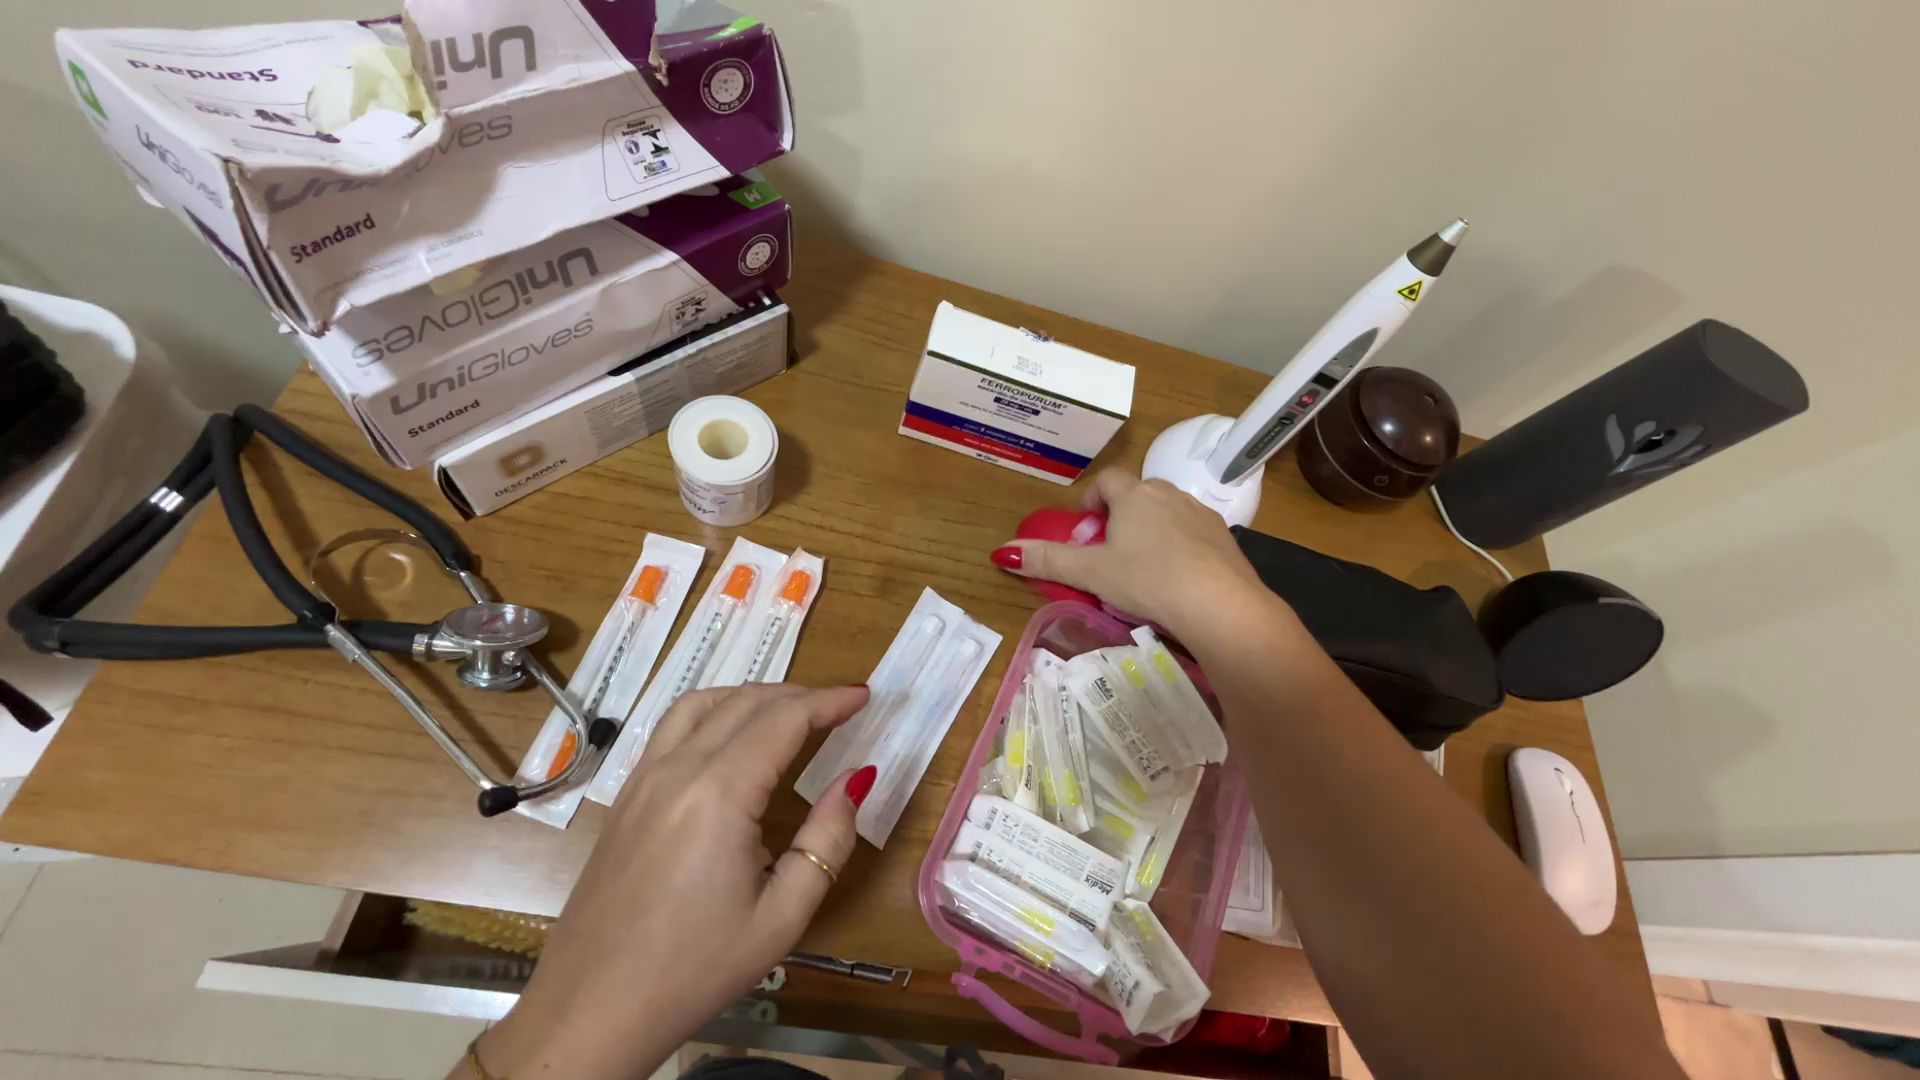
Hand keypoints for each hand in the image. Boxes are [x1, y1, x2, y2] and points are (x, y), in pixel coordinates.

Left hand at [473, 684, 874, 1079]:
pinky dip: (715, 708)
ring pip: (704, 701)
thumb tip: (856, 779)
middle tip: (839, 707)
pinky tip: (732, 734)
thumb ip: (827, 840)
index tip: (863, 695)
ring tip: (791, 711)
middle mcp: (677, 768)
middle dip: (799, 695)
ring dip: (754, 694)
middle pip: (745, 702)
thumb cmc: (694, 970)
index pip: (783, 720)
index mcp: (719, 793)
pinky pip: (673, 724)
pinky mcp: (626, 793)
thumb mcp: (782, 917)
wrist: (591, 1008)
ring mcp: (643, 776)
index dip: (828, 701)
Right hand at [991, 469, 1267, 639]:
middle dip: (1121, 516)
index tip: (1086, 526)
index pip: (1108, 479)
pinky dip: (1180, 548)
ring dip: (1151, 530)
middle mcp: (1169, 494)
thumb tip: (1001, 552)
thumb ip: (1048, 561)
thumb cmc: (1146, 580)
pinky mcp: (1224, 539)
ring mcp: (1201, 514)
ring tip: (1141, 568)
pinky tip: (1176, 580)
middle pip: (1138, 494)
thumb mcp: (1090, 573)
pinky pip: (1193, 534)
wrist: (1219, 604)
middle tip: (1109, 551)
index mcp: (1134, 495)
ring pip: (1167, 513)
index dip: (1092, 498)